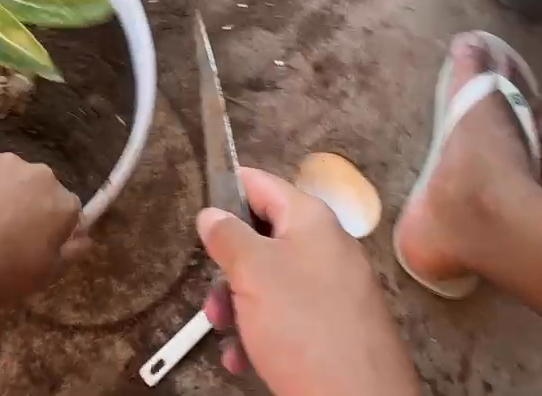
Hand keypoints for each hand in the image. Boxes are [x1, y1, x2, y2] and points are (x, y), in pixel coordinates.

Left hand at [0, 152, 80, 309]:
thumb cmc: (7, 275)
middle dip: (30, 202)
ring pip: (12, 174)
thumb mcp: (47, 274)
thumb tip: (87, 239)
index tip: (37, 240)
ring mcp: (9, 162)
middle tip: (8, 230)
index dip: (52, 225)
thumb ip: (72, 252)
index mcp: (64, 202)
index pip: (67, 208)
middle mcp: (42, 174)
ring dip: (5, 189)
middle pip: (41, 186)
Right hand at [199, 167, 421, 395]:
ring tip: (222, 331)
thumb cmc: (300, 325)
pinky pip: (291, 315)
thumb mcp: (251, 271)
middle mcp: (328, 246)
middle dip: (230, 265)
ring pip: (273, 280)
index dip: (226, 192)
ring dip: (239, 303)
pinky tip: (243, 358)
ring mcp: (337, 290)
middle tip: (211, 292)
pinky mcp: (340, 330)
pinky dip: (263, 330)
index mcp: (310, 219)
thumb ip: (226, 235)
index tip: (201, 218)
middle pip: (263, 237)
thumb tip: (212, 214)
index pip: (259, 183)